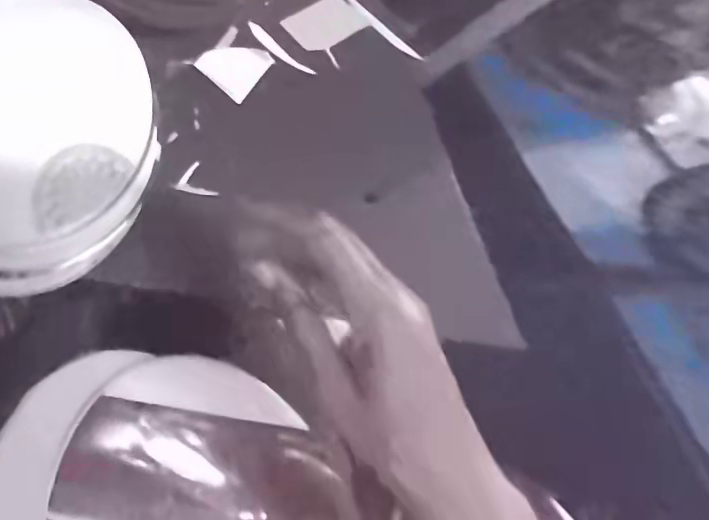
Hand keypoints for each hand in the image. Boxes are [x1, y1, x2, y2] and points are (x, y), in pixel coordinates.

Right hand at [232, 205, 533, 519]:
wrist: (460, 486)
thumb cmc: (394, 447)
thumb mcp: (336, 392)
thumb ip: (302, 324)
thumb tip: (264, 271)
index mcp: (380, 307)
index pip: (326, 240)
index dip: (283, 224)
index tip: (248, 221)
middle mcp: (397, 292)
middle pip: (339, 237)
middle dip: (291, 228)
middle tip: (250, 230)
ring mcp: (406, 302)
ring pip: (349, 252)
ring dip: (306, 247)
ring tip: (264, 251)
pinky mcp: (406, 316)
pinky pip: (359, 274)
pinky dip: (324, 269)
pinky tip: (297, 281)